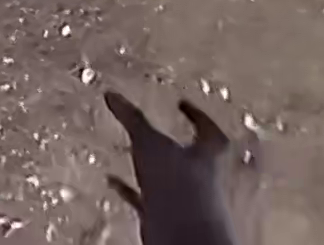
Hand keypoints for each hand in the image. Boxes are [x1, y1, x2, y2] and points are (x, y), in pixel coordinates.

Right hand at [105, 92, 254, 244]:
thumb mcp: (149, 144)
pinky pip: (149, 199)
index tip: (181, 103)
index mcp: (210, 160)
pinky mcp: (171, 219)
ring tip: (131, 152)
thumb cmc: (178, 187)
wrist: (185, 240)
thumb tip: (112, 94)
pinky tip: (113, 180)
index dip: (198, 117)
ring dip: (155, 167)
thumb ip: (132, 119)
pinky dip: (131, 189)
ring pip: (174, 180)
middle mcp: (208, 182)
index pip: (211, 133)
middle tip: (161, 129)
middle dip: (180, 145)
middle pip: (199, 159)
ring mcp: (191, 203)